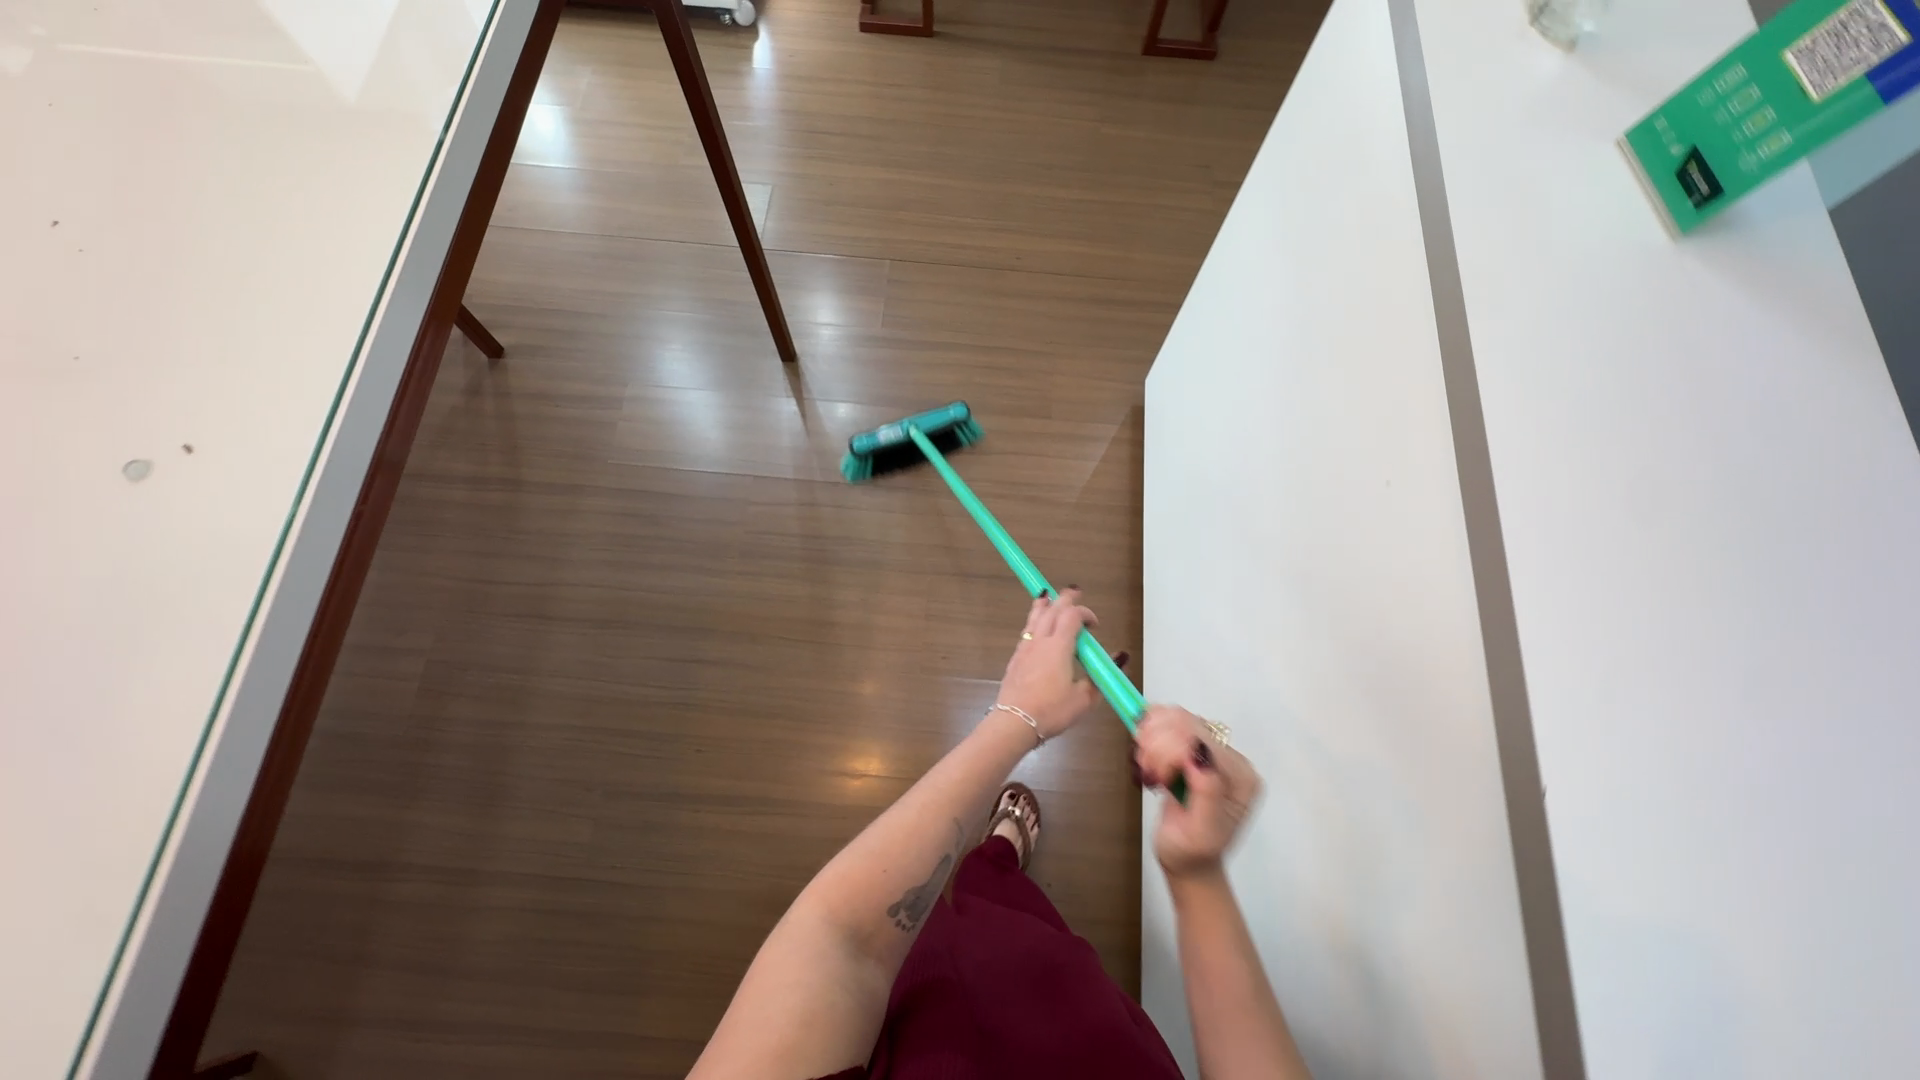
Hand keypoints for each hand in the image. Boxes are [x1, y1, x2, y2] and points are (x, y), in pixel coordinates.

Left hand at [994, 589, 1123, 739]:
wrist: (1014, 721)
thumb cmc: (1051, 711)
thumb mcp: (1083, 699)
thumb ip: (1100, 677)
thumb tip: (1119, 658)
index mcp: (1059, 647)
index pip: (1073, 616)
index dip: (1085, 613)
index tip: (1094, 624)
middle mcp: (1041, 641)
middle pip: (1052, 609)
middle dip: (1065, 599)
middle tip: (1075, 593)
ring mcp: (1025, 647)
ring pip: (1035, 616)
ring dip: (1045, 605)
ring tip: (1048, 596)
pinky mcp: (1015, 657)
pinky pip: (1027, 630)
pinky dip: (1034, 621)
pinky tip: (1036, 627)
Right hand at [1135, 706, 1260, 878]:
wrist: (1187, 861)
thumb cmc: (1192, 852)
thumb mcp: (1202, 832)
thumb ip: (1207, 792)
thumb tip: (1198, 754)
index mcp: (1241, 777)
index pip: (1203, 740)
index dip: (1170, 750)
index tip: (1156, 777)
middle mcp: (1231, 758)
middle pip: (1188, 722)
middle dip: (1158, 743)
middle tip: (1148, 771)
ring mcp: (1211, 751)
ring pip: (1176, 717)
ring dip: (1151, 737)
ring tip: (1147, 767)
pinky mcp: (1192, 747)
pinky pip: (1168, 721)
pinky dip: (1150, 732)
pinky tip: (1146, 754)